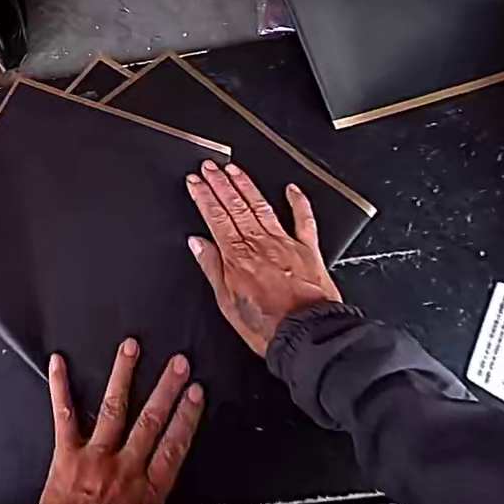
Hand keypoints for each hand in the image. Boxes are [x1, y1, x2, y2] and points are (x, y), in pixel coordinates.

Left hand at [38, 339, 246, 503]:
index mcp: (147, 494)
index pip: (174, 447)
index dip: (187, 418)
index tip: (197, 391)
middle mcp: (122, 469)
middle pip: (150, 420)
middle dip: (166, 388)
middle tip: (178, 361)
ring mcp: (93, 458)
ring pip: (112, 408)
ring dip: (123, 374)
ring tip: (130, 346)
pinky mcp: (65, 457)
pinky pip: (63, 416)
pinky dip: (60, 387)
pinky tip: (58, 361)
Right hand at [186, 161, 341, 355]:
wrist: (307, 337)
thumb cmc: (268, 326)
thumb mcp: (227, 303)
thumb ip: (212, 268)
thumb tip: (197, 243)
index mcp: (238, 257)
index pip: (215, 217)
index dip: (204, 196)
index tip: (195, 181)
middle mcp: (260, 244)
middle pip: (235, 205)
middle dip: (220, 183)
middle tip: (210, 166)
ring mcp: (284, 244)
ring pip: (260, 206)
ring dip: (246, 184)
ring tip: (234, 169)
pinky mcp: (308, 250)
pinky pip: (304, 220)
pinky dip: (298, 202)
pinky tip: (291, 188)